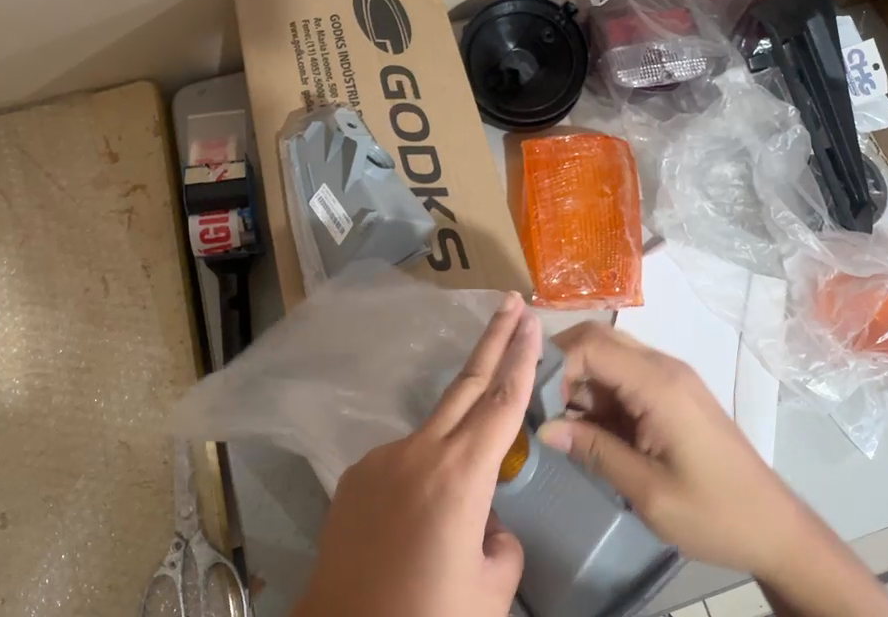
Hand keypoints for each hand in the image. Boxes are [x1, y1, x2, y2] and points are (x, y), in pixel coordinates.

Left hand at [293, 293, 541, 616]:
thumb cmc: (427, 616)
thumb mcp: (489, 593)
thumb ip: (501, 545)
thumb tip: (488, 525)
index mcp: (461, 476)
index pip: (503, 404)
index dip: (522, 358)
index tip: (532, 319)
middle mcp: (420, 452)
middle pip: (467, 383)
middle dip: (493, 340)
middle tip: (512, 303)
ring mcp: (382, 458)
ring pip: (434, 436)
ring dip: (457, 444)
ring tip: (458, 511)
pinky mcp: (354, 475)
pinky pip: (402, 466)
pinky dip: (421, 480)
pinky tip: (416, 528)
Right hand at [537, 321, 809, 578]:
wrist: (776, 530)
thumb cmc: (715, 514)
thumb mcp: (648, 492)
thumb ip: (595, 452)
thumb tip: (545, 428)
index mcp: (658, 385)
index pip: (592, 344)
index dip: (556, 362)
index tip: (532, 397)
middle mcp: (664, 368)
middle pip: (599, 338)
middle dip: (563, 364)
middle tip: (539, 404)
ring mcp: (672, 378)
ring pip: (610, 353)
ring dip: (581, 379)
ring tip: (560, 420)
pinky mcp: (674, 394)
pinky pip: (625, 374)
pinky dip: (600, 391)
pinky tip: (590, 426)